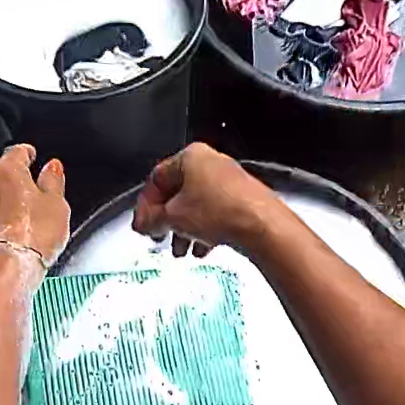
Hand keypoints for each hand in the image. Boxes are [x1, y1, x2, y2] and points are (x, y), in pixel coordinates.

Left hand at [0, 144, 68, 267]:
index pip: (17, 152)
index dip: (27, 153)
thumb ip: (54, 182)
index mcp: (6, 170)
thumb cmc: (30, 238)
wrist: (3, 271)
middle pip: (0, 176)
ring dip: (0, 205)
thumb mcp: (57, 206)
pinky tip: (4, 237)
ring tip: (19, 223)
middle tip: (31, 196)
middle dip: (14, 183)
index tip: (32, 156)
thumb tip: (53, 168)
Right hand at [131, 143, 282, 255]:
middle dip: (166, 219)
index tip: (143, 224)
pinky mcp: (241, 199)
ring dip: (184, 228)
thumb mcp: (173, 218)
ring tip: (181, 247)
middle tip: (159, 235)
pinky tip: (201, 247)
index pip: (156, 179)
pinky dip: (204, 229)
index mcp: (190, 157)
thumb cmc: (223, 211)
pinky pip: (215, 213)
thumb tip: (144, 223)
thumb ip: (151, 220)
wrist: (261, 226)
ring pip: (196, 206)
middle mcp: (210, 164)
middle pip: (178, 193)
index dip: (145, 205)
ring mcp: (228, 181)